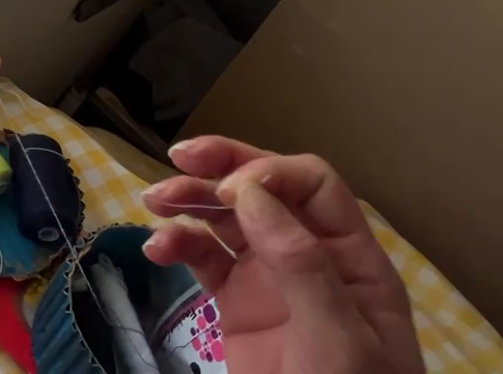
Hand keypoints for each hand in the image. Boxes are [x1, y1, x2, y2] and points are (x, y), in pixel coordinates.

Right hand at [140, 137, 422, 373]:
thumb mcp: (338, 343)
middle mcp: (308, 256)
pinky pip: (202, 255)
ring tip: (152, 202)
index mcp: (351, 259)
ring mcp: (268, 277)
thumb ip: (301, 264)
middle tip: (178, 159)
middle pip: (262, 187)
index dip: (268, 173)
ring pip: (224, 214)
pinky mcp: (235, 301)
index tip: (228, 190)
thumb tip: (248, 192)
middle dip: (218, 167)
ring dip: (187, 199)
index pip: (311, 185)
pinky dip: (176, 243)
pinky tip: (156, 250)